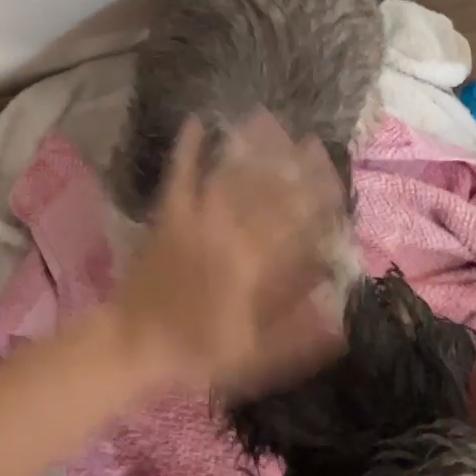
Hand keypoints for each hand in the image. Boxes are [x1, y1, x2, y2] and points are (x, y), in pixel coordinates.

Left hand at [112, 111, 347, 393]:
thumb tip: (339, 306)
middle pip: (266, 191)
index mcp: (255, 268)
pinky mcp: (168, 214)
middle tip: (310, 138)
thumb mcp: (257, 356)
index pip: (296, 223)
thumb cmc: (200, 353)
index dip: (317, 196)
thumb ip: (300, 332)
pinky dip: (187, 147)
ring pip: (230, 175)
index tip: (334, 174)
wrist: (136, 343)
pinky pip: (179, 175)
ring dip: (250, 146)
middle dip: (291, 163)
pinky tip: (196, 121)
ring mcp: (196, 220)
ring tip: (269, 118)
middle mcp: (229, 235)